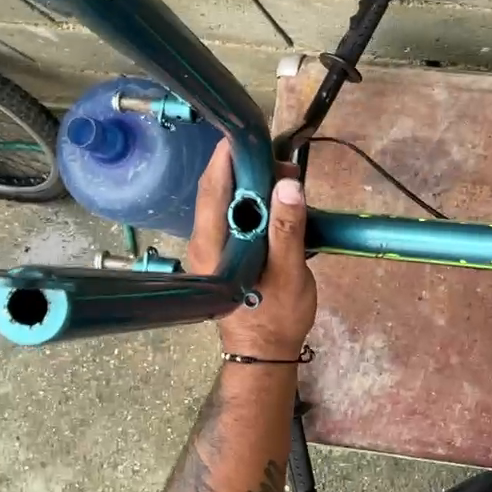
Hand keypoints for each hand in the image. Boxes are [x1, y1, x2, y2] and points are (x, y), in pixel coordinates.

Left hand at [186, 140, 317, 360]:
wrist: (264, 356)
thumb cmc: (276, 318)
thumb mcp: (289, 275)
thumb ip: (287, 229)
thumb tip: (288, 185)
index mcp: (213, 246)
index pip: (214, 188)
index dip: (228, 156)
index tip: (250, 135)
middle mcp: (202, 244)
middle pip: (216, 192)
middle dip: (247, 170)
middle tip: (284, 164)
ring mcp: (209, 252)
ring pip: (224, 206)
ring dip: (252, 189)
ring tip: (285, 183)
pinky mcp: (221, 259)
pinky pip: (231, 221)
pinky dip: (252, 206)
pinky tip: (275, 208)